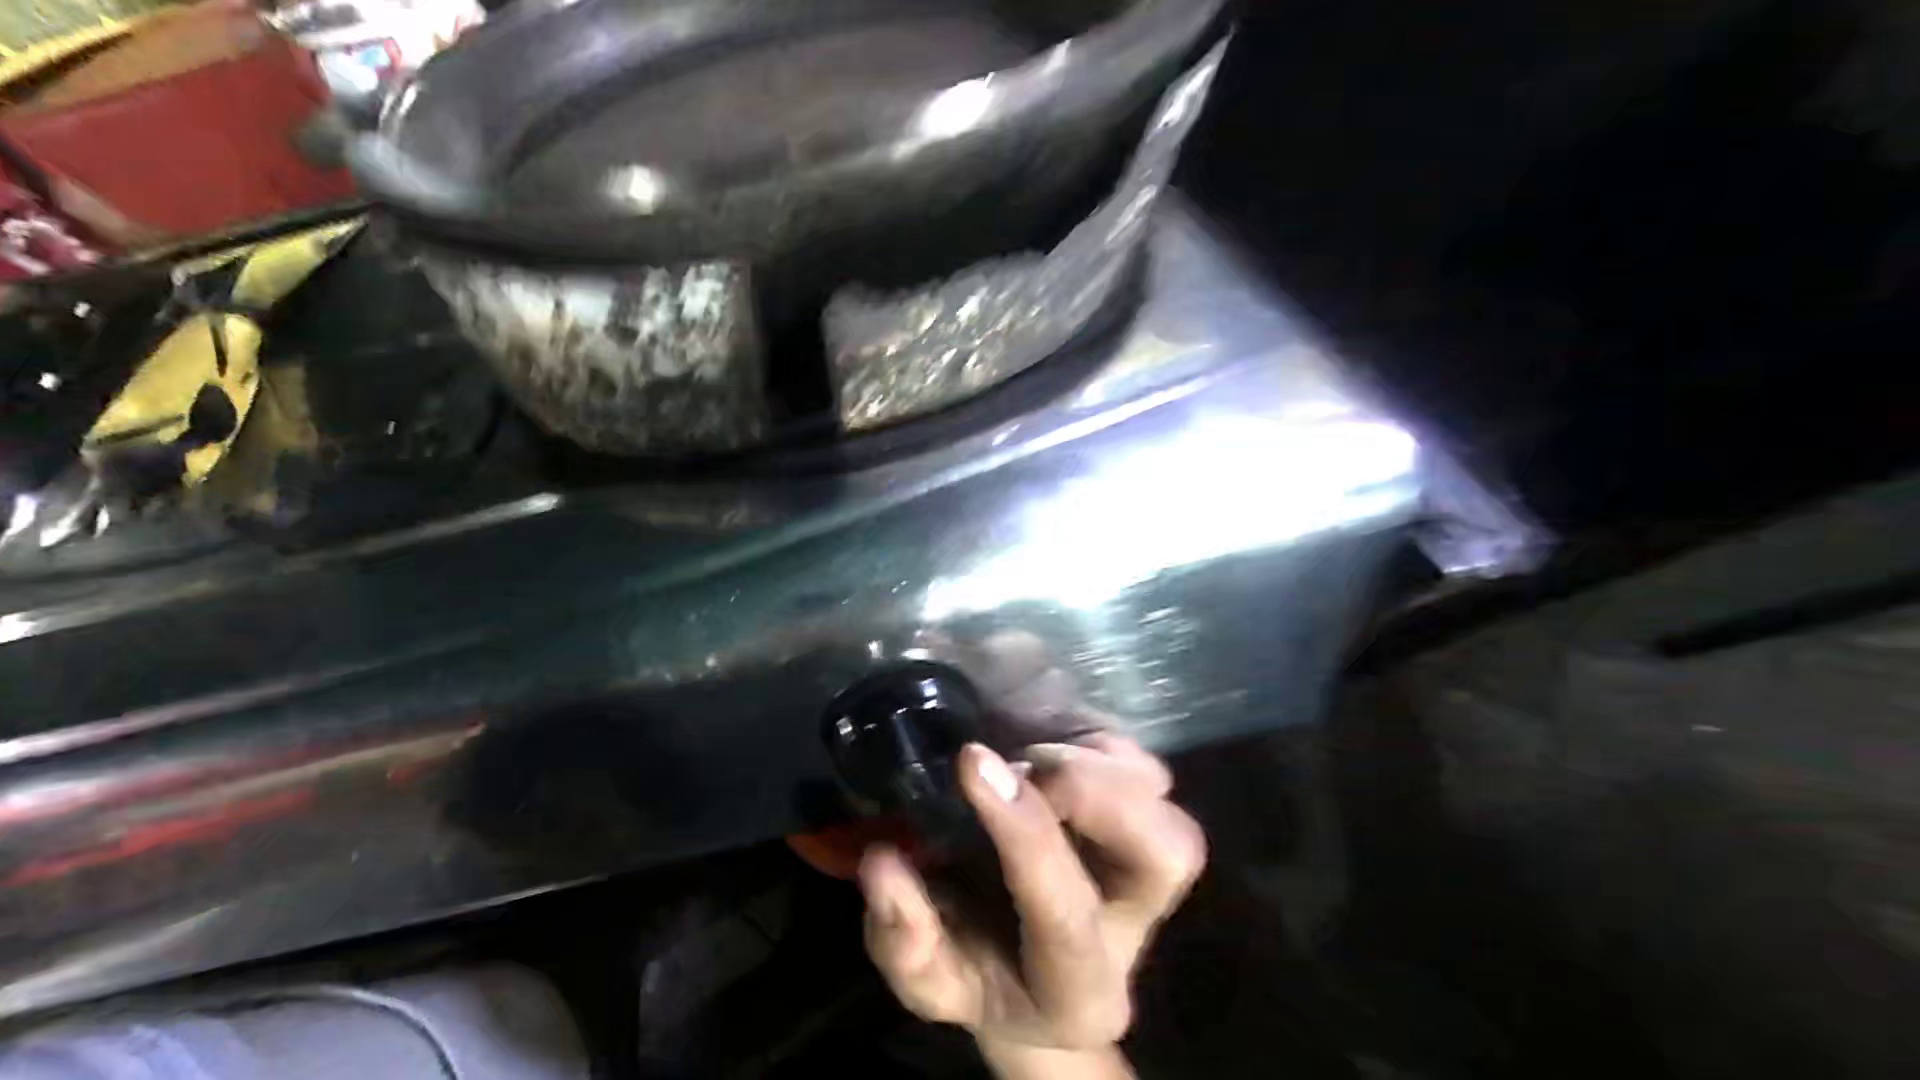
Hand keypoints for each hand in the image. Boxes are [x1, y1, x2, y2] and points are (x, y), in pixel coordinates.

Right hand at [858, 735, 1205, 1069]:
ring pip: (1161, 799)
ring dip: (1092, 762)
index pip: (1066, 916)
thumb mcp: (927, 977)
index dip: (1022, 835)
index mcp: (1079, 992)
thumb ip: (904, 936)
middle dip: (1091, 792)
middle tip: (1022, 766)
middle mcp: (1135, 928)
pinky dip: (1096, 745)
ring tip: (1026, 761)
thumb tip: (882, 862)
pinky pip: (1143, 764)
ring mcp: (1152, 871)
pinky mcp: (1148, 820)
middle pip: (1164, 855)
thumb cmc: (977, 972)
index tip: (971, 762)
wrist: (1030, 970)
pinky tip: (1047, 751)